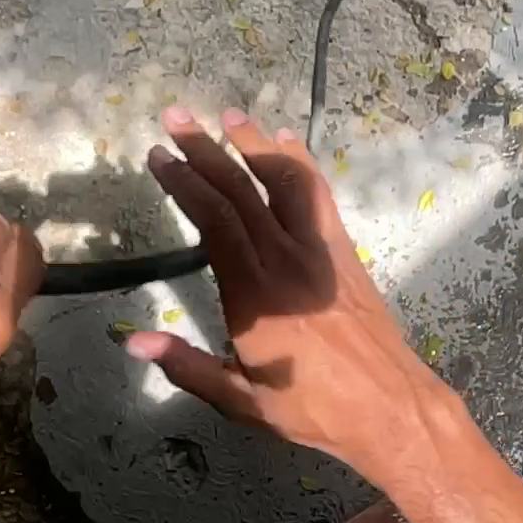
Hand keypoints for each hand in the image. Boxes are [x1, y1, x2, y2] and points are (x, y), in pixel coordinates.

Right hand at [125, 108, 450, 477]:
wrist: (389, 405)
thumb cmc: (311, 407)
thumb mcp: (242, 401)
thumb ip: (187, 366)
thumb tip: (133, 340)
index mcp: (254, 294)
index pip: (213, 221)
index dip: (185, 183)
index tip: (159, 155)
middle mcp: (286, 258)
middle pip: (240, 191)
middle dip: (205, 150)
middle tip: (177, 117)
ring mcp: (319, 247)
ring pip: (283, 182)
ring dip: (254, 143)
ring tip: (229, 114)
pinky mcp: (343, 246)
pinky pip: (320, 195)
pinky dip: (300, 163)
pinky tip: (286, 141)